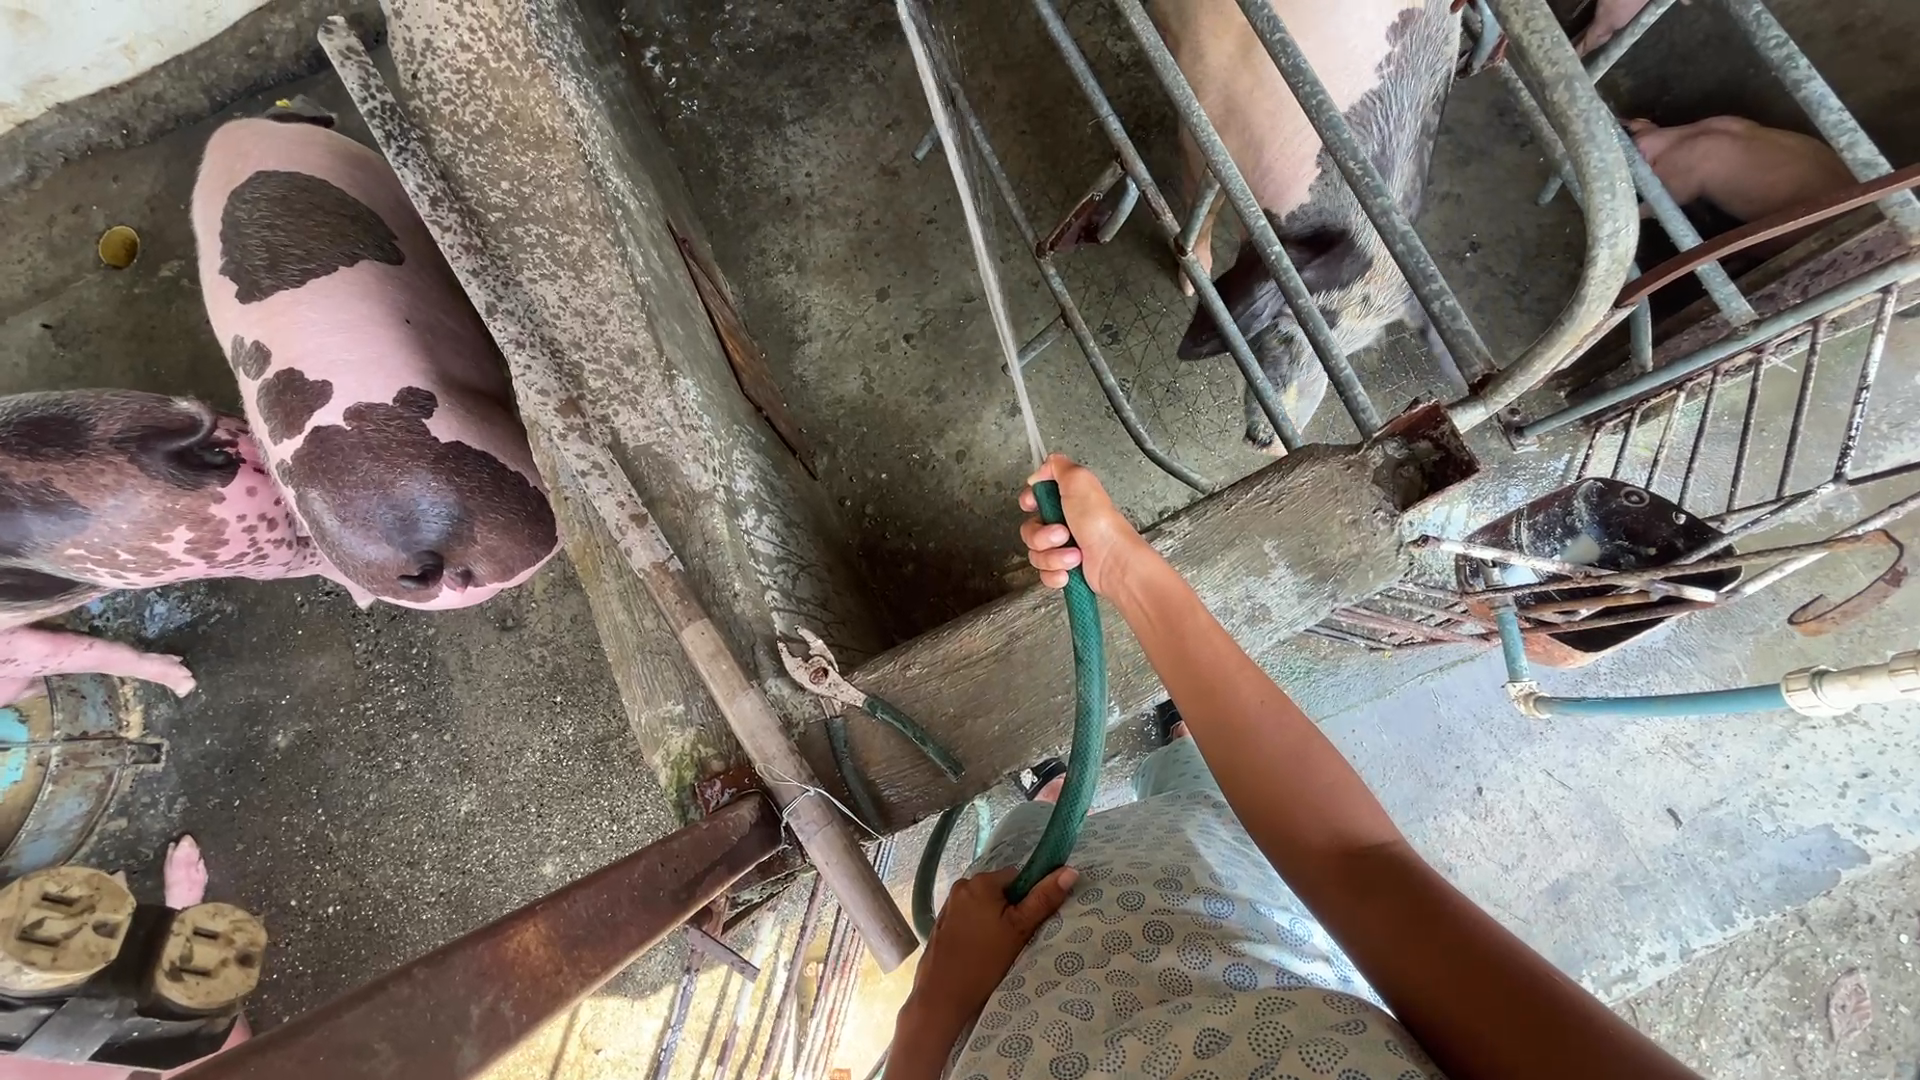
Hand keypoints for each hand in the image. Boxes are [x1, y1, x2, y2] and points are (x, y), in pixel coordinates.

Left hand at [902, 863, 1079, 1031]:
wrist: (941, 997)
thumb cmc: (984, 961)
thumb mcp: (1020, 929)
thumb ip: (1044, 898)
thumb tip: (1070, 870)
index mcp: (982, 881)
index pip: (1017, 877)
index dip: (1026, 899)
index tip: (1026, 923)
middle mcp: (963, 885)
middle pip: (998, 890)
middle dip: (1008, 910)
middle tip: (1012, 940)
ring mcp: (949, 904)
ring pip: (982, 905)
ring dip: (992, 920)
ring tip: (995, 949)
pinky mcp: (941, 922)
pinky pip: (967, 916)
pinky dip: (976, 928)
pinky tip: (978, 952)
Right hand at [1019, 454, 1149, 593]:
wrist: (1113, 562)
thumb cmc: (1101, 525)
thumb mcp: (1079, 480)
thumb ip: (1057, 466)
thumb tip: (1041, 468)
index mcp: (1067, 500)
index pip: (1034, 498)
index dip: (1029, 502)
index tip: (1033, 504)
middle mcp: (1064, 523)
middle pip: (1029, 529)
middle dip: (1042, 535)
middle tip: (1062, 534)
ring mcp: (1063, 548)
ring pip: (1035, 554)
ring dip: (1052, 556)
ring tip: (1074, 554)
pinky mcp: (1065, 570)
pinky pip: (1043, 574)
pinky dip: (1056, 573)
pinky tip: (1070, 570)